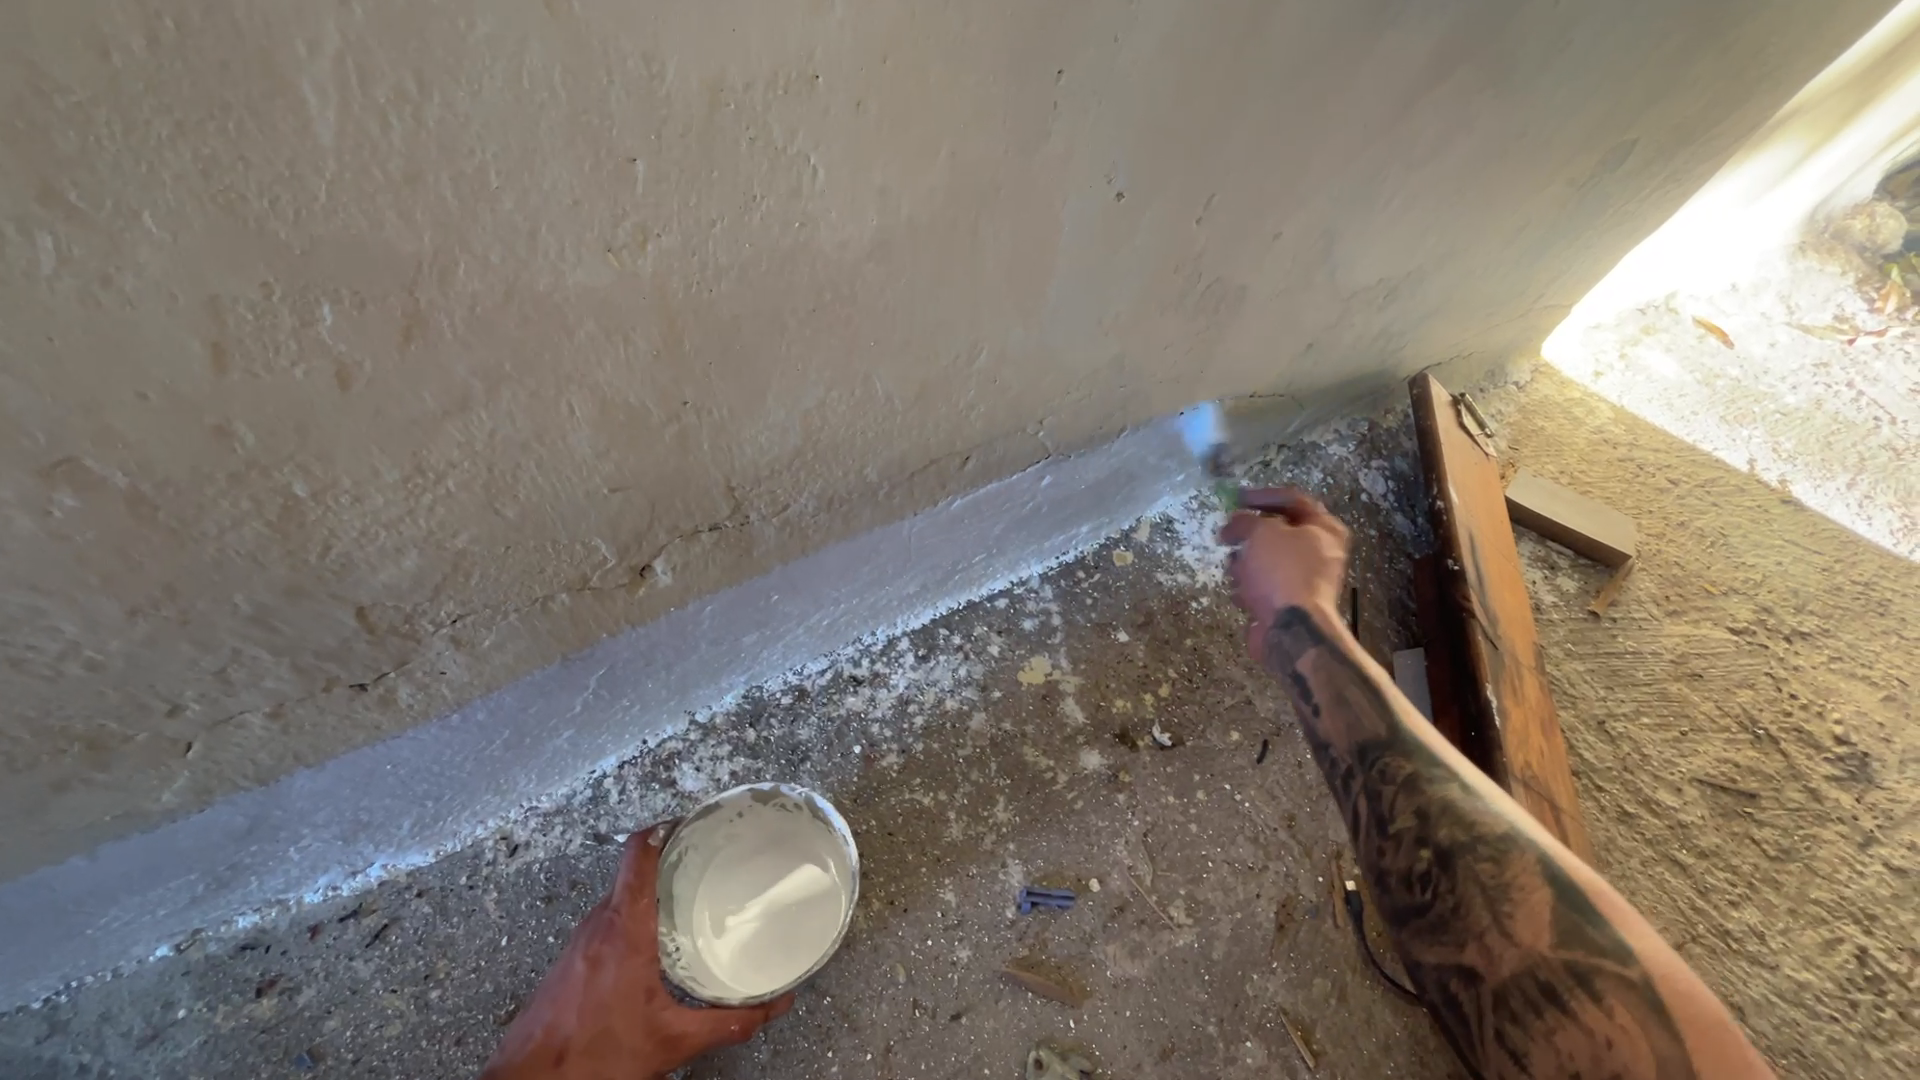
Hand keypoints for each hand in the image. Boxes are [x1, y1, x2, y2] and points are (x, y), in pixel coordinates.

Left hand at [482, 824, 793, 1079]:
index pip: (638, 853)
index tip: (693, 824)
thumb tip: (774, 1006)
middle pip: (633, 871)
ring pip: (620, 897)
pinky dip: (632, 919)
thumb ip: (727, 1022)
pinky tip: (653, 943)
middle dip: (670, 863)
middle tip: (706, 865)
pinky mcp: (569, 959)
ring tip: (686, 900)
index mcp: (624, 926)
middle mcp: (598, 923)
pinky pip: (606, 921)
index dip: (664, 828)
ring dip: (650, 892)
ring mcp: (579, 940)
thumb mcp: (671, 1041)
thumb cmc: (592, 1059)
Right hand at [1218, 488, 1350, 661]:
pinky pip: (1263, 584)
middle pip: (1277, 531)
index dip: (1261, 495)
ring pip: (1266, 559)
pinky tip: (1239, 591)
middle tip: (1226, 534)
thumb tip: (1235, 522)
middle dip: (1248, 534)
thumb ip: (1245, 520)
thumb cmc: (1281, 571)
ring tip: (1233, 567)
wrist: (1290, 628)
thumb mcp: (1260, 533)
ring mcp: (1305, 579)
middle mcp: (1320, 552)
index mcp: (1324, 528)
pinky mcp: (1289, 602)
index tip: (1234, 499)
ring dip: (1245, 562)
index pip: (1292, 499)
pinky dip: (1248, 585)